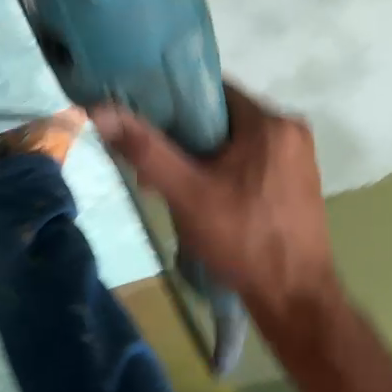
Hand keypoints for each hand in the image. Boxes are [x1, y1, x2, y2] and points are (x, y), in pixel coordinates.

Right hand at [90, 83, 338, 320]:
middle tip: (147, 157)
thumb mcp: (185, 191)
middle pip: (215, 115)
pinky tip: (194, 192)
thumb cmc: (243, 239)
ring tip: (165, 179)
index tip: (139, 119)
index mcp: (271, 122)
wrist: (295, 302)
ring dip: (194, 154)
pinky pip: (242, 158)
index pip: (206, 89)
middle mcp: (288, 131)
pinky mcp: (292, 181)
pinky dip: (215, 167)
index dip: (167, 100)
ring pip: (227, 138)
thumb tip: (96, 110)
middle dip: (178, 134)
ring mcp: (294, 157)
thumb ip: (142, 148)